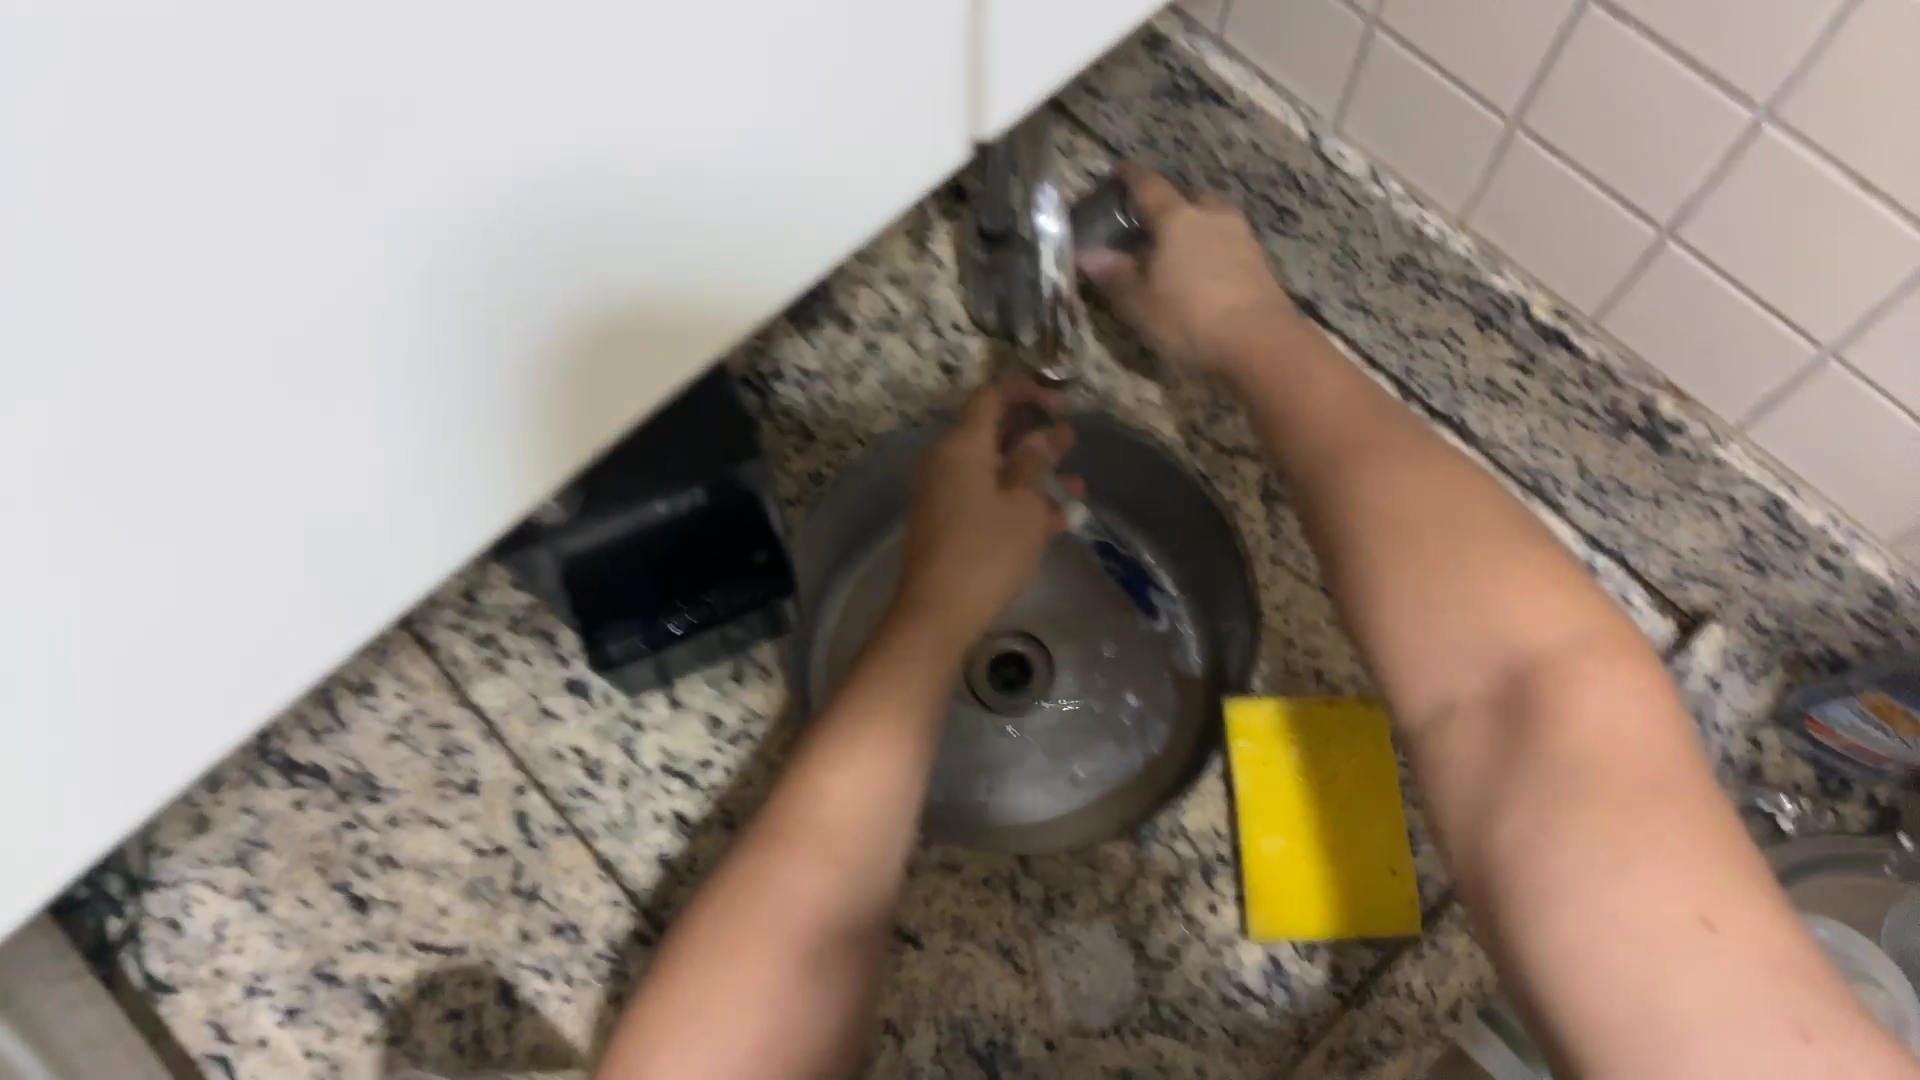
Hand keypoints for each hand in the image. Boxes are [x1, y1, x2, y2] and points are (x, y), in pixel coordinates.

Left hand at [890, 382, 1075, 652]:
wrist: (936, 613)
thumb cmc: (986, 552)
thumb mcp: (1023, 507)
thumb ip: (1034, 466)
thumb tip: (1041, 439)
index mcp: (962, 446)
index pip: (992, 397)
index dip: (1027, 390)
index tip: (1061, 398)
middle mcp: (948, 464)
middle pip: (993, 434)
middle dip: (1034, 434)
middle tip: (1072, 437)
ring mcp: (946, 496)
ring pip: (995, 472)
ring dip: (1034, 473)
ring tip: (1076, 479)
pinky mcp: (949, 526)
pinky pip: (988, 501)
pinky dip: (1019, 503)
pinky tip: (1060, 516)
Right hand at [1079, 163, 1300, 372]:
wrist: (1257, 341)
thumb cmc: (1187, 317)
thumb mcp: (1138, 302)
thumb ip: (1113, 274)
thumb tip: (1086, 254)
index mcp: (1177, 218)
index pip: (1149, 185)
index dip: (1130, 177)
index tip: (1117, 173)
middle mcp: (1211, 216)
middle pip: (1188, 197)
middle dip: (1168, 204)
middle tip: (1149, 224)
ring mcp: (1241, 237)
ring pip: (1212, 220)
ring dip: (1194, 228)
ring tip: (1177, 252)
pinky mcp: (1258, 262)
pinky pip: (1227, 244)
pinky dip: (1211, 251)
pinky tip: (1202, 274)